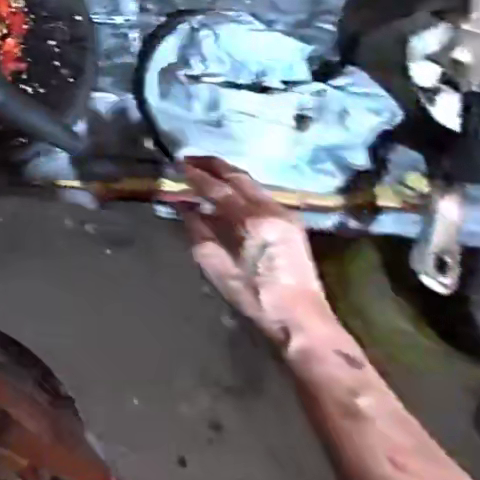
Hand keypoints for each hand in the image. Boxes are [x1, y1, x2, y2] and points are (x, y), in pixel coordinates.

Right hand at [164, 157, 332, 346]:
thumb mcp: (217, 267)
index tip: (177, 165)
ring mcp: (286, 215)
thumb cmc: (256, 298)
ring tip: (206, 170)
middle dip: (213, 165)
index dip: (196, 176)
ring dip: (227, 174)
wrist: (302, 321)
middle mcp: (272, 210)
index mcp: (253, 220)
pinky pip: (261, 195)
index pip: (218, 189)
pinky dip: (241, 188)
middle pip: (239, 177)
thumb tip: (185, 208)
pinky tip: (229, 192)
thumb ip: (199, 232)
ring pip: (252, 184)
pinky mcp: (292, 224)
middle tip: (189, 159)